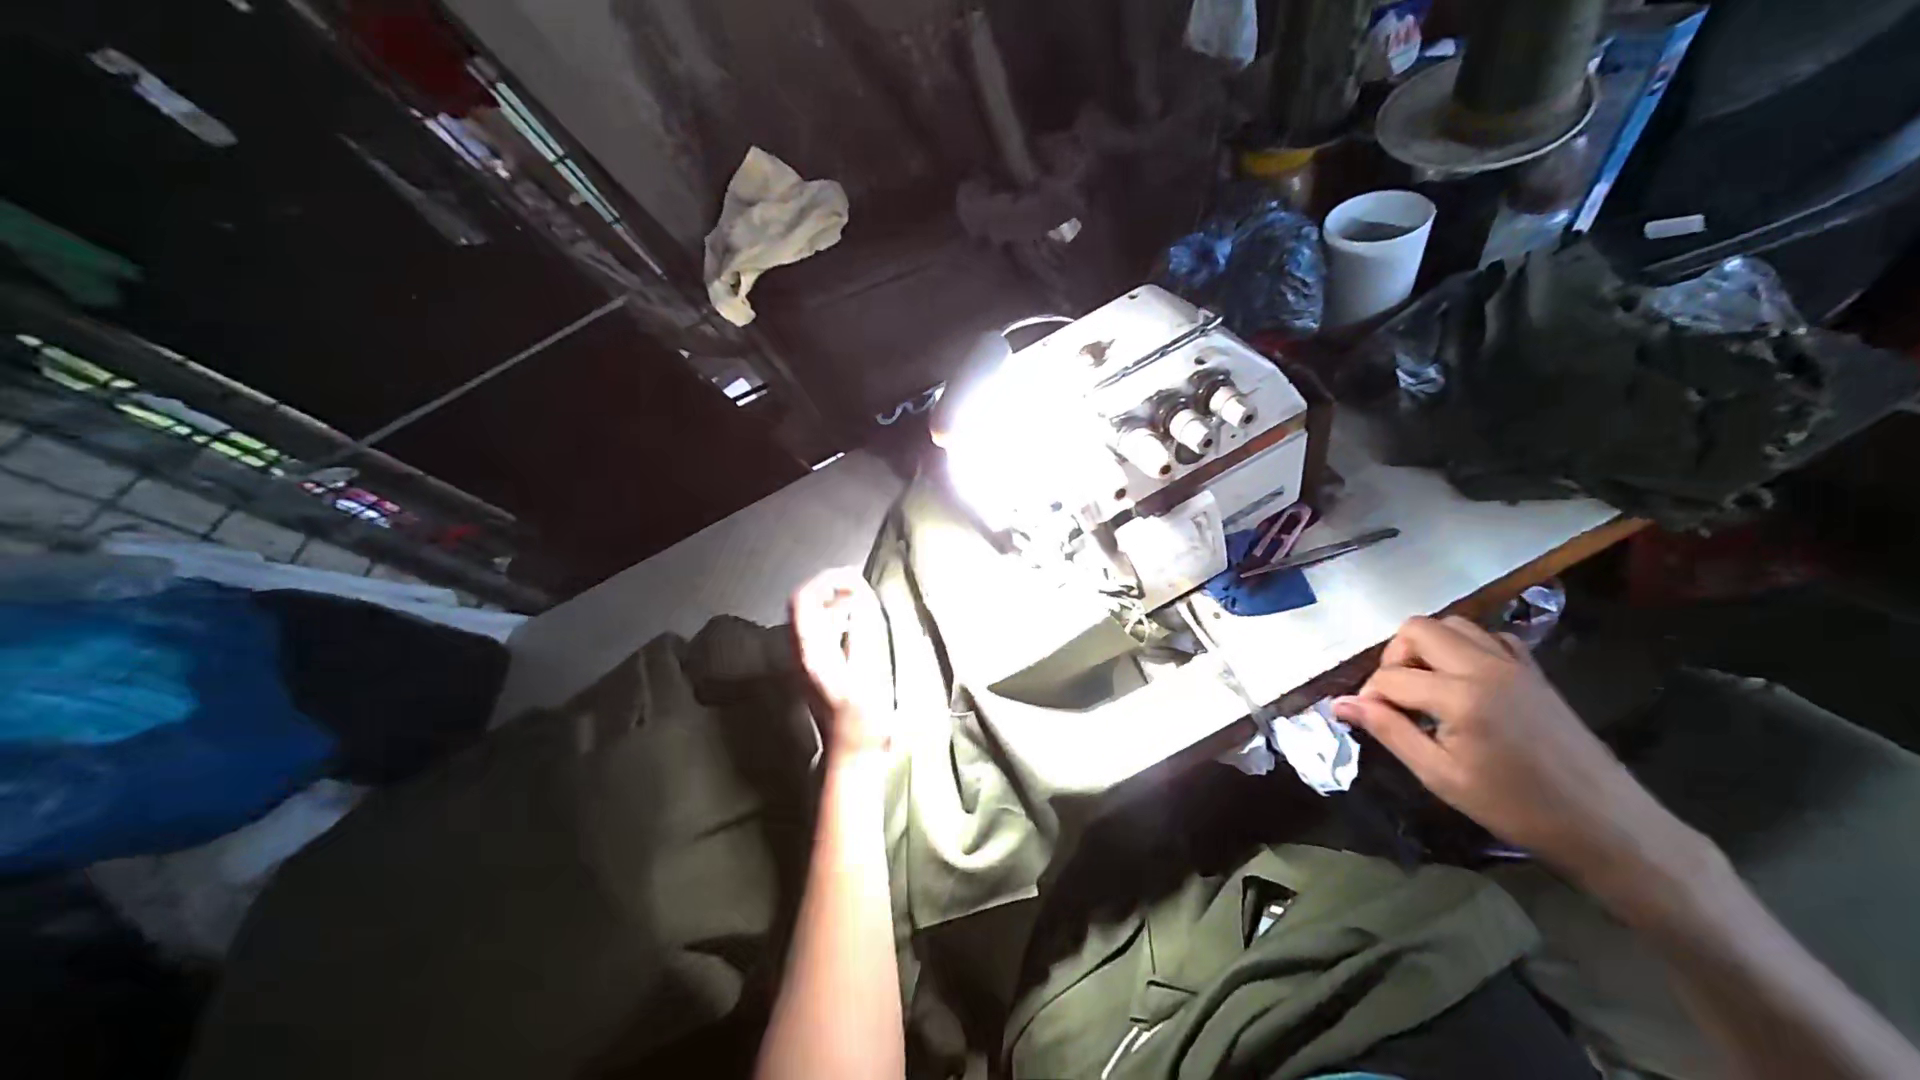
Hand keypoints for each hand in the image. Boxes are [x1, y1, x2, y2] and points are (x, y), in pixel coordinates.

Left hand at [790, 568, 894, 759]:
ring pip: (810, 614)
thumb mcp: (866, 680)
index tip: (855, 578)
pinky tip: (857, 619)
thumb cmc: (862, 723)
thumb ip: (860, 641)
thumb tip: (858, 607)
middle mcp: (801, 652)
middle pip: (803, 603)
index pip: (803, 600)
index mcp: (811, 653)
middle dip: (830, 585)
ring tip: (862, 595)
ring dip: (833, 598)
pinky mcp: (816, 666)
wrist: (850, 756)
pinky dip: (835, 614)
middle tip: (860, 583)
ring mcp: (806, 659)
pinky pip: (819, 628)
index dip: (826, 581)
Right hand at [1332, 616, 1707, 901]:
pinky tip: (1462, 681)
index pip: (1391, 677)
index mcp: (1462, 696)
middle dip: (1394, 658)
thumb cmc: (1515, 807)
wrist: (1604, 823)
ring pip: (1451, 625)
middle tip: (1395, 697)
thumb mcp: (1440, 776)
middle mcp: (1486, 666)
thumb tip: (1340, 703)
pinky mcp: (1533, 670)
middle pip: (1417, 629)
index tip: (1366, 720)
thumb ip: (1388, 731)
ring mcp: (1514, 663)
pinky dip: (1464, 647)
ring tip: (1424, 687)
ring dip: (1426, 647)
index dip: (1368, 697)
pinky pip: (1488, 636)